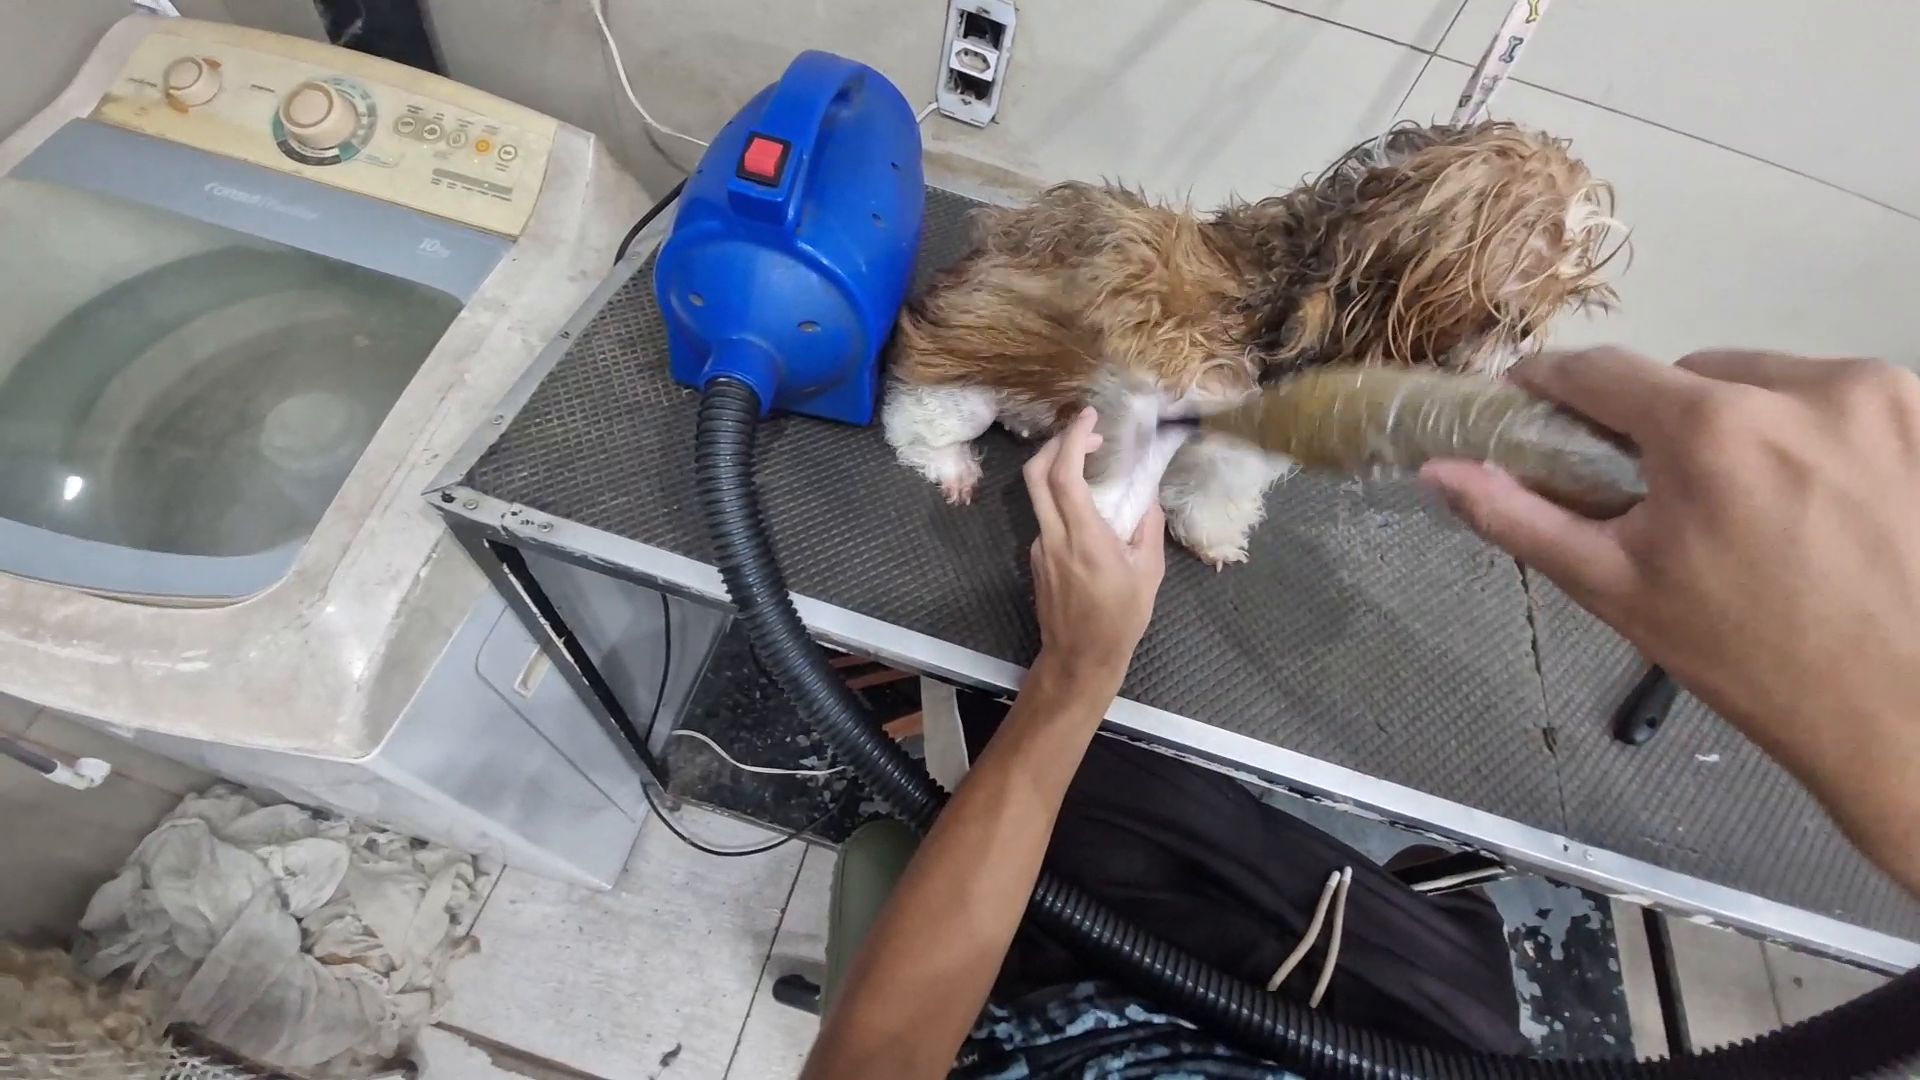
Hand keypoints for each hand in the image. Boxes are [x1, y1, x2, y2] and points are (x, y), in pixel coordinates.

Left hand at [1024, 408, 1166, 688]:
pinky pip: (1046, 517)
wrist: (1079, 657)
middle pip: (1036, 474)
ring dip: (1058, 469)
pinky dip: (1062, 498)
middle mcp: (1053, 537)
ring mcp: (1039, 547)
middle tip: (1087, 432)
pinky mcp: (1037, 558)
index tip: (1089, 417)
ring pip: (1037, 495)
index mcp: (1084, 538)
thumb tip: (1147, 493)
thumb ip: (1147, 526)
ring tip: (1091, 461)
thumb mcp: (1148, 572)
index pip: (1065, 475)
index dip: (1072, 439)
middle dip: (1057, 443)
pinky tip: (1088, 506)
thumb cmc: (1120, 619)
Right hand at [1422, 347, 1919, 891]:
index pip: (1600, 370)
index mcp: (1714, 427)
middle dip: (1654, 417)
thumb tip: (1436, 472)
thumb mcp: (1604, 581)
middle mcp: (1814, 388)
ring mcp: (1896, 399)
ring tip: (1737, 495)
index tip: (1526, 400)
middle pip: (1690, 373)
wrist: (1908, 712)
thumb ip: (1513, 515)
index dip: (1549, 381)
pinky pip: (1837, 400)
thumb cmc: (1739, 648)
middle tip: (1648, 484)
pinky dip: (1803, 430)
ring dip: (1732, 419)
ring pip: (1768, 380)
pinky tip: (1811, 496)